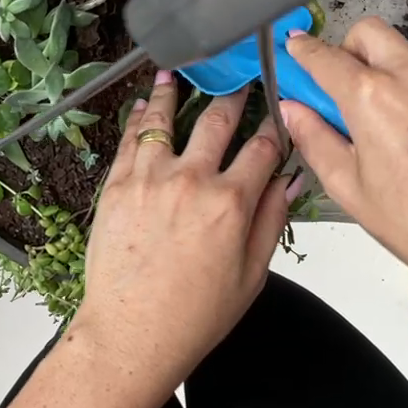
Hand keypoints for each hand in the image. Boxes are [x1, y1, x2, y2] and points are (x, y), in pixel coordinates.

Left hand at [68, 73, 290, 394]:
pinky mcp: (118, 184)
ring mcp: (150, 178)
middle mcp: (192, 181)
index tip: (276, 112)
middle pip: (217, 122)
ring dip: (173, 93)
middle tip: (236, 80)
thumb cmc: (194, 315)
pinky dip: (139, 118)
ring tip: (176, 74)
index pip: (261, 149)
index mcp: (231, 203)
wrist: (131, 334)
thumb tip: (289, 181)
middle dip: (231, 96)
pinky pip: (131, 140)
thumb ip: (271, 220)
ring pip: (166, 121)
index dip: (273, 127)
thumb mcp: (251, 275)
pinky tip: (144, 106)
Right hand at [281, 18, 407, 330]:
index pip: (325, 57)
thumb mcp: (352, 191)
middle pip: (370, 34)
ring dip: (398, 84)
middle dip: (349, 48)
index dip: (303, 51)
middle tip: (348, 88)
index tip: (295, 48)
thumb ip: (315, 140)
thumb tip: (293, 108)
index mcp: (373, 98)